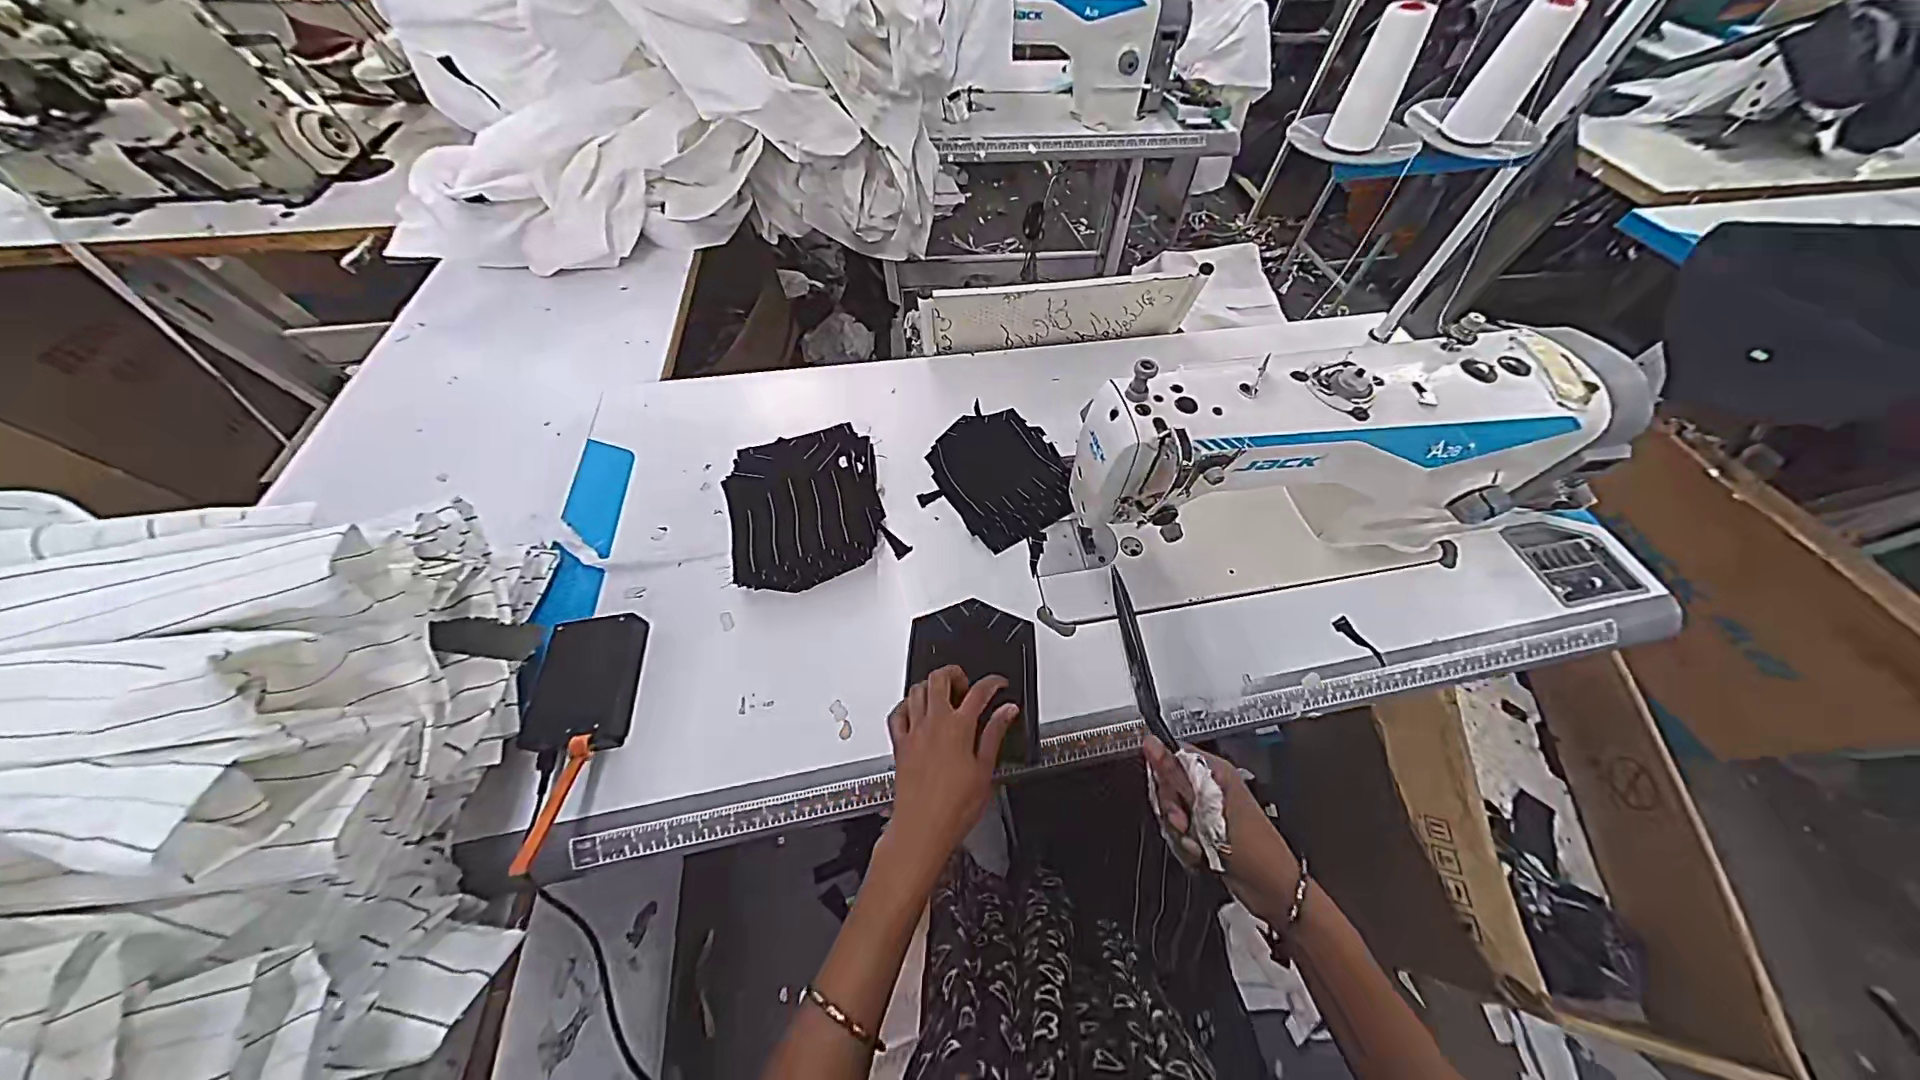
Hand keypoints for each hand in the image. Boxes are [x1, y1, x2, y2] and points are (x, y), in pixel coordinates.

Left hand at [886, 666, 1017, 863]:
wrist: (922, 829)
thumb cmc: (954, 807)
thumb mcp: (985, 770)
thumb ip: (994, 734)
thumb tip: (1006, 712)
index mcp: (958, 727)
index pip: (979, 691)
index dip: (992, 683)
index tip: (998, 684)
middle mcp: (933, 723)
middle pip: (939, 678)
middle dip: (955, 673)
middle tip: (966, 683)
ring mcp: (913, 732)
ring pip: (916, 690)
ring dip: (931, 685)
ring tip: (943, 694)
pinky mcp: (900, 745)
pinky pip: (897, 714)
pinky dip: (906, 705)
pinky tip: (915, 711)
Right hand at [1143, 738, 1299, 898]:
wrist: (1274, 892)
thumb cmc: (1254, 849)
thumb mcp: (1208, 808)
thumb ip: (1175, 775)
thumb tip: (1152, 743)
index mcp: (1216, 770)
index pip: (1172, 756)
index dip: (1163, 776)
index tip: (1170, 797)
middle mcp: (1210, 787)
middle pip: (1167, 786)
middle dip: (1171, 810)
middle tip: (1185, 823)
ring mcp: (1207, 810)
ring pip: (1170, 812)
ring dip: (1178, 832)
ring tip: (1198, 844)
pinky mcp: (1204, 831)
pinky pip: (1177, 832)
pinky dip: (1183, 845)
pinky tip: (1199, 854)